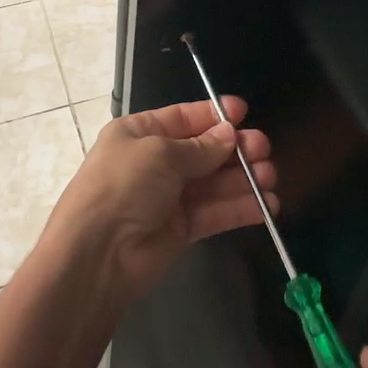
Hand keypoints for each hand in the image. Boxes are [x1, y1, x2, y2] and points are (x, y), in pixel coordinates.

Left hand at [41, 96, 277, 300]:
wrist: (97, 255)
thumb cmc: (123, 186)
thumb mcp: (160, 153)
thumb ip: (199, 148)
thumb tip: (228, 135)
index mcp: (140, 133)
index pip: (182, 118)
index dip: (213, 115)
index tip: (244, 112)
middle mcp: (155, 162)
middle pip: (203, 150)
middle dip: (234, 148)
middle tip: (263, 148)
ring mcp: (168, 197)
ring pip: (213, 182)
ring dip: (243, 178)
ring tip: (271, 176)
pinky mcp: (180, 230)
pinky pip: (214, 213)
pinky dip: (239, 208)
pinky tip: (266, 205)